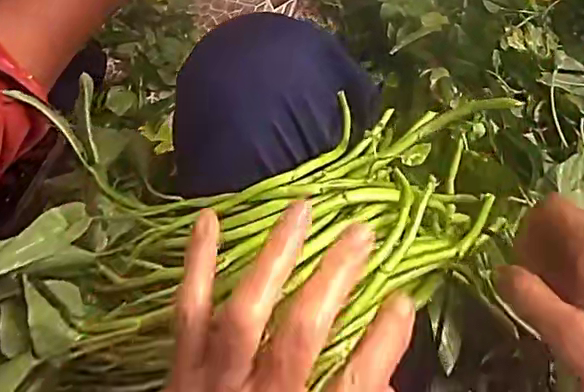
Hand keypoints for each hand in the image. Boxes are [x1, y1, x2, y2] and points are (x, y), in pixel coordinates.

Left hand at [167, 201, 414, 391]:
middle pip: (299, 336)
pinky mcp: (179, 374)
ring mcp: (213, 385)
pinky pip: (188, 315)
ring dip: (275, 256)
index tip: (403, 300)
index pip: (351, 388)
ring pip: (244, 315)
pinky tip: (209, 217)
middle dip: (334, 278)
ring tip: (301, 209)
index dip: (381, 345)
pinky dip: (197, 265)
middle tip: (362, 231)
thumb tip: (388, 378)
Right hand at [496, 196, 583, 391]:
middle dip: (548, 250)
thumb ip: (532, 300)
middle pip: (573, 224)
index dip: (529, 228)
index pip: (552, 206)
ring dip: (572, 264)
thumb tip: (501, 271)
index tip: (523, 265)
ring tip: (568, 309)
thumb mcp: (573, 342)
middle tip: (540, 291)